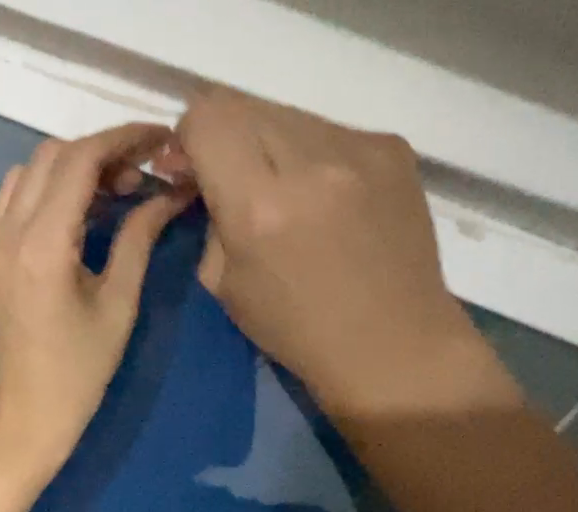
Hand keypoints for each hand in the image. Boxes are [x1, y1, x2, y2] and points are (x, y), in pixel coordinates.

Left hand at [0, 125, 195, 462]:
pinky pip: (12, 206)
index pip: (78, 160)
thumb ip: (139, 237)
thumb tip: (171, 191)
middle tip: (141, 176)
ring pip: (26, 176)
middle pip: (49, 158)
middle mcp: (5, 237)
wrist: (26, 418)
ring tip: (113, 195)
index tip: (162, 140)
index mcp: (39, 245)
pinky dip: (45, 194)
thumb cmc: (78, 371)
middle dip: (99, 152)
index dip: (124, 138)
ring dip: (69, 170)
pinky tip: (80, 217)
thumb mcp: (118, 302)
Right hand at [175, 90, 508, 415]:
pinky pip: (327, 128)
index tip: (185, 168)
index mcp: (258, 207)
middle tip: (220, 176)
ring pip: (285, 113)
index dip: (186, 137)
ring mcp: (359, 148)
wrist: (390, 339)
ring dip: (263, 141)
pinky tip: (315, 194)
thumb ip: (209, 218)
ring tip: (272, 188)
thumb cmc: (292, 327)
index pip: (208, 120)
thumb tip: (200, 174)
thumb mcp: (221, 282)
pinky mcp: (392, 147)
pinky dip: (305, 151)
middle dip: (220, 136)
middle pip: (244, 106)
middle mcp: (311, 163)